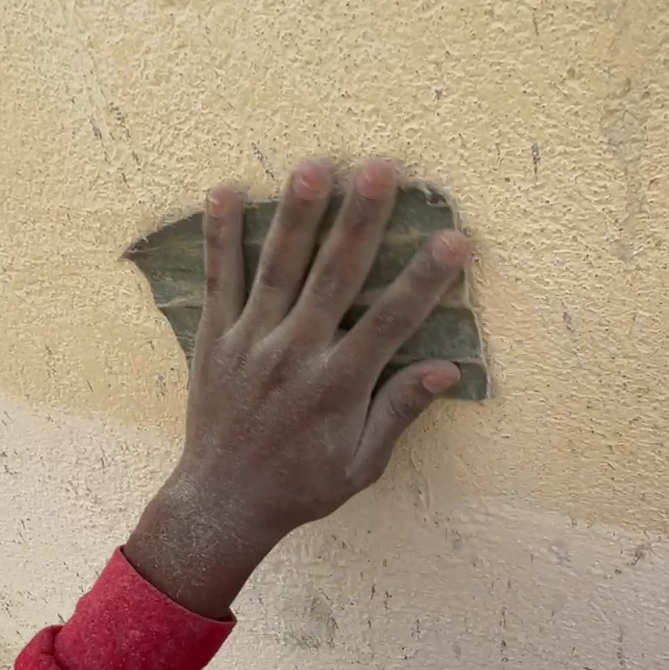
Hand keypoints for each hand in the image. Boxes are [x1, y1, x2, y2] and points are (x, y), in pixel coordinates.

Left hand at [123, 158, 470, 617]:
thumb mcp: (361, 465)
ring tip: (314, 166)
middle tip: (381, 169)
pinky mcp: (214, 340)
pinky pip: (218, 281)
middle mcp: (295, 355)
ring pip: (278, 269)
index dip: (425, 279)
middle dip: (360, 222)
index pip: (391, 322)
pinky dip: (220, 238)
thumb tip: (446, 369)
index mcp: (337, 386)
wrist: (222, 504)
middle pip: (334, 278)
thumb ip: (399, 413)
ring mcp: (250, 343)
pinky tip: (222, 191)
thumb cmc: (300, 487)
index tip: (454, 239)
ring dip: (297, 216)